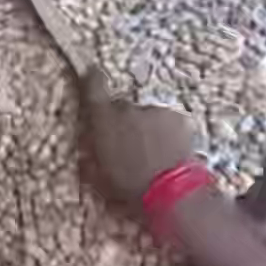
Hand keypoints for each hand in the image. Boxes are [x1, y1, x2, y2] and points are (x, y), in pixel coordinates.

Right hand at [83, 70, 199, 205]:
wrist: (172, 193)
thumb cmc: (129, 187)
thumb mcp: (97, 176)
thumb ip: (90, 154)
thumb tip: (87, 145)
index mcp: (103, 119)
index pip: (92, 87)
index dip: (91, 78)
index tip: (91, 72)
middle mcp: (127, 108)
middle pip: (122, 107)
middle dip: (124, 122)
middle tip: (129, 146)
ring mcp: (154, 111)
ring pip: (147, 116)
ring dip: (148, 130)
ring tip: (154, 156)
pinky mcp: (178, 118)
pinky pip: (168, 122)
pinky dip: (168, 134)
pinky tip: (170, 154)